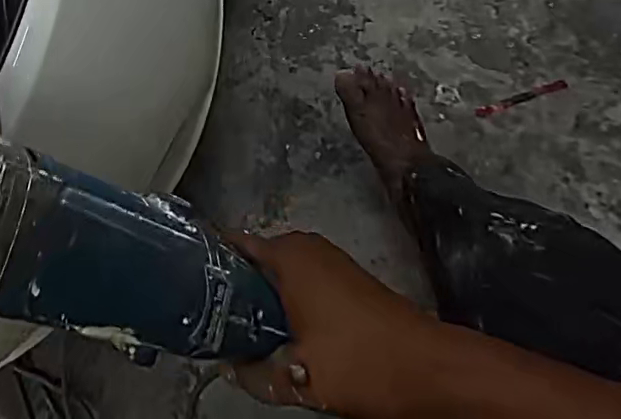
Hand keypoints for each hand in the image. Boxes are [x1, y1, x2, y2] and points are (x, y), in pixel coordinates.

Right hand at [226, 231, 439, 415]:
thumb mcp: (300, 377)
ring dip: (264, 295)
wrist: (428, 368)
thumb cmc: (360, 362)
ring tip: (247, 328)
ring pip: (280, 271)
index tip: (191, 281)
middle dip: (238, 285)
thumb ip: (257, 372)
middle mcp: (305, 245)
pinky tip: (285, 331)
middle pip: (256, 258)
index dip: (211, 259)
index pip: (235, 242)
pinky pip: (302, 278)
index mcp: (288, 255)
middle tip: (217, 317)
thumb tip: (230, 366)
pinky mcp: (345, 275)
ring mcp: (328, 258)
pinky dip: (288, 298)